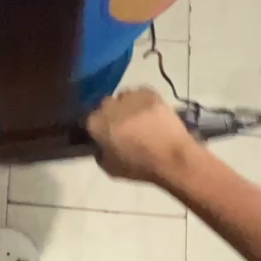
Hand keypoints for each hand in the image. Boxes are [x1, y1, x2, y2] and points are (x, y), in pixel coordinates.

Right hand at [86, 88, 201, 185]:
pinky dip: (142, 100)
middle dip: (111, 114)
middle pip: (105, 105)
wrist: (172, 158)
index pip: (88, 120)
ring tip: (138, 119)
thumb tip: (100, 145)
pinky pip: (140, 93)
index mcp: (95, 123)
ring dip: (126, 105)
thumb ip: (99, 152)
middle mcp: (108, 105)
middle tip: (122, 127)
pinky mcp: (149, 92)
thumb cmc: (139, 167)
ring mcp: (129, 97)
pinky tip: (150, 113)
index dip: (98, 128)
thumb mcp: (109, 168)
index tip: (105, 135)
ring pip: (122, 97)